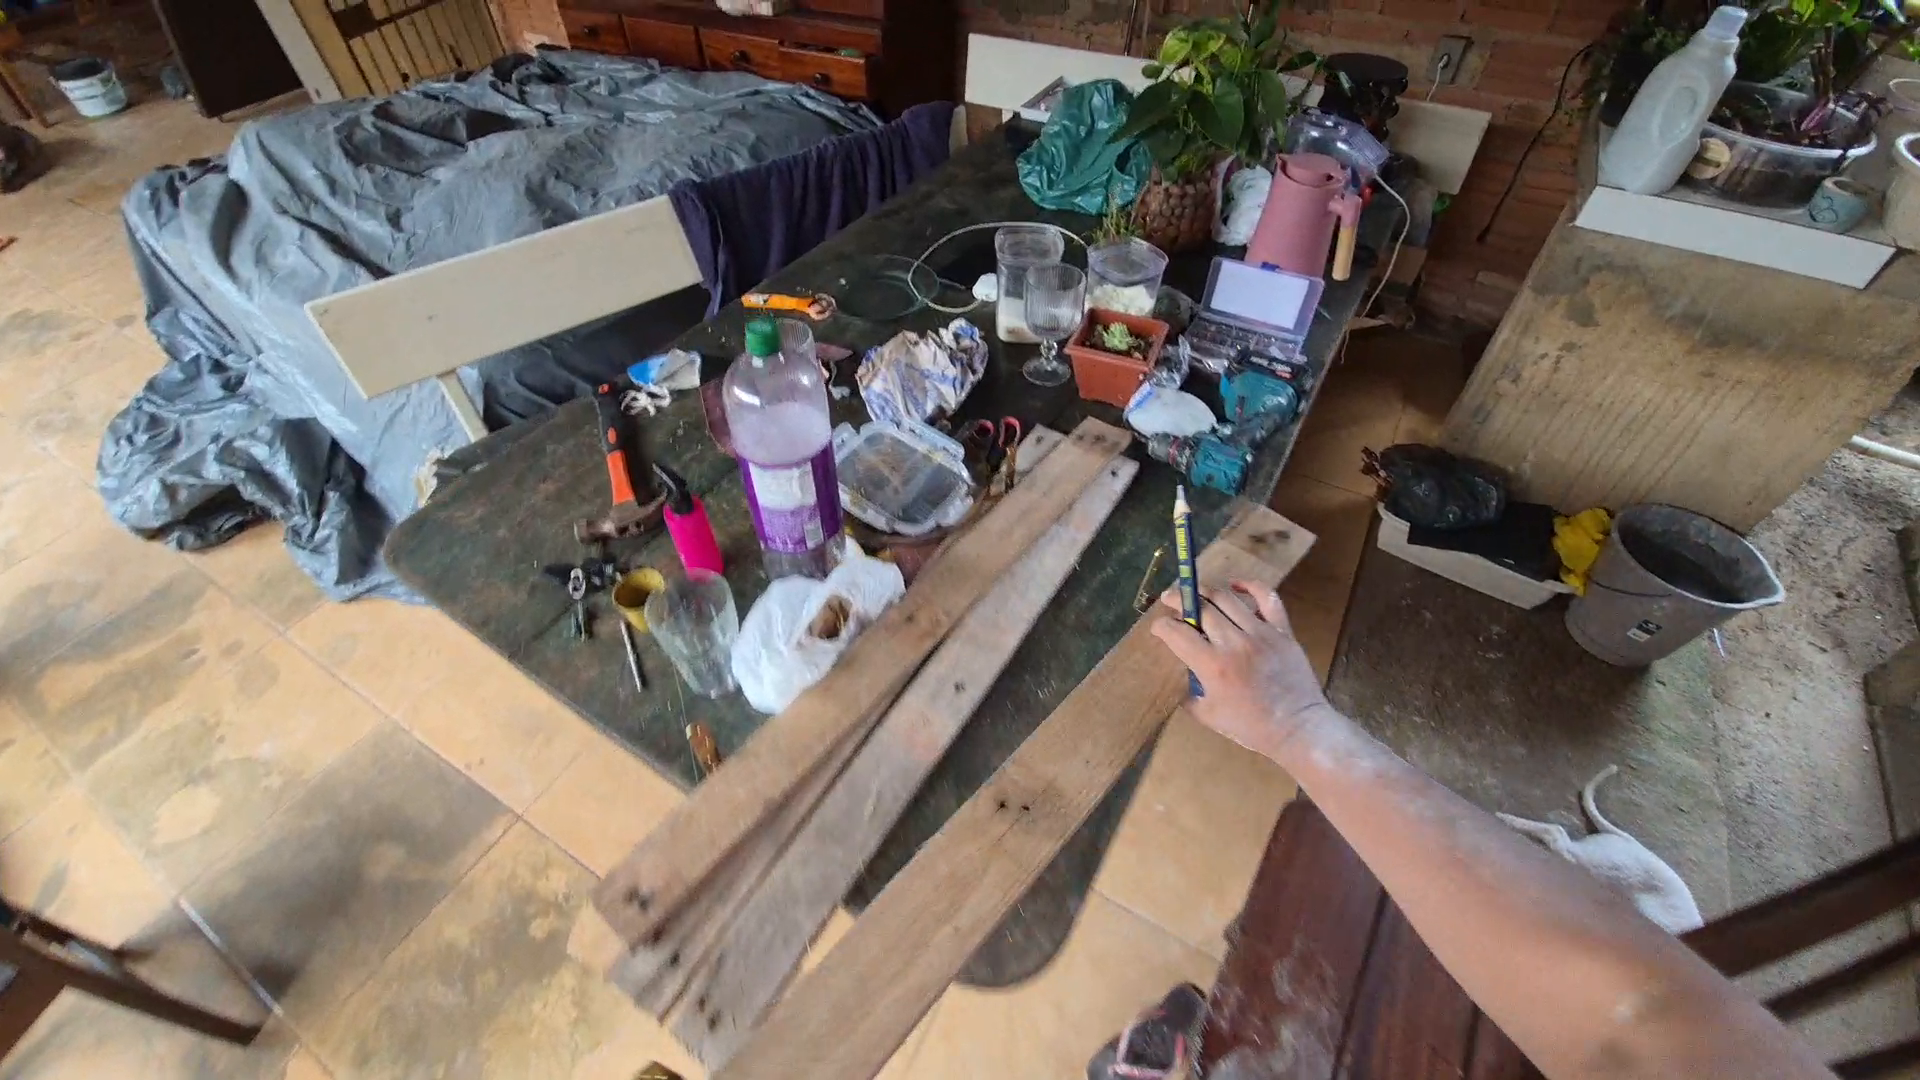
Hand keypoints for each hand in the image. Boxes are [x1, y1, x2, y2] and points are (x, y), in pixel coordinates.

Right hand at [1149, 581, 1332, 758]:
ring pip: (1226, 598)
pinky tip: (1236, 585)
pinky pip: (1267, 598)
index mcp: (1212, 665)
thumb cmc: (1251, 727)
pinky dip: (1250, 586)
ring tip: (1195, 591)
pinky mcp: (1282, 631)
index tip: (1158, 627)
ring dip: (1205, 591)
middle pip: (1199, 608)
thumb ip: (1187, 694)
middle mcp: (1233, 642)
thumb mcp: (1207, 715)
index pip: (1176, 632)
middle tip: (1169, 600)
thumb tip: (1179, 677)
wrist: (1298, 729)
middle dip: (1177, 600)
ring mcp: (1260, 633)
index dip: (1161, 626)